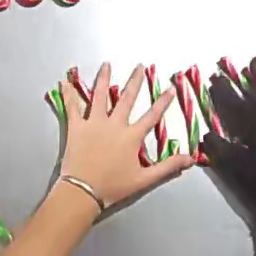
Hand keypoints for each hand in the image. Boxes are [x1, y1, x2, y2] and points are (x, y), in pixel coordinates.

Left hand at [56, 63, 192, 209]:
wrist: (83, 191)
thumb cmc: (113, 186)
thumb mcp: (144, 179)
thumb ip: (168, 167)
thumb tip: (190, 158)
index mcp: (131, 136)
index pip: (152, 115)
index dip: (163, 101)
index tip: (170, 87)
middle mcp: (114, 124)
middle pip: (127, 98)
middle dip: (134, 80)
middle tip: (139, 66)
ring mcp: (93, 123)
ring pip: (99, 95)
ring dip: (103, 78)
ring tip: (106, 64)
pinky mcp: (76, 127)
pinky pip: (72, 107)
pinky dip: (68, 94)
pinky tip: (65, 82)